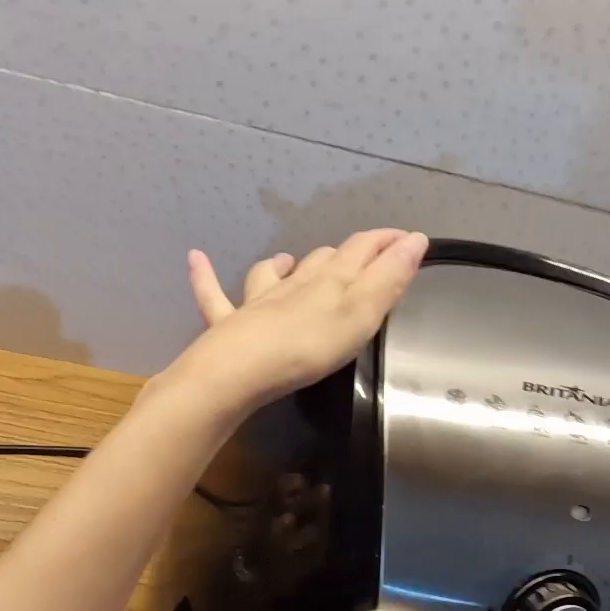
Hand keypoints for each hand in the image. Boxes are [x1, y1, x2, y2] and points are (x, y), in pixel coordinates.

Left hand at [164, 229, 429, 413]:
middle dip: (340, 255)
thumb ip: (386, 280)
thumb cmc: (306, 348)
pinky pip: (212, 295)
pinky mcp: (226, 325)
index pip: (362, 250)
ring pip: (269, 275)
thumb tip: (415, 239)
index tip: (408, 238)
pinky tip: (195, 257)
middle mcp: (292, 285)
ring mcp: (256, 304)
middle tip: (355, 257)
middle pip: (319, 262)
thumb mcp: (360, 316)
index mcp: (329, 281)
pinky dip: (204, 276)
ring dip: (279, 266)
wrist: (239, 372)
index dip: (386, 241)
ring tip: (285, 261)